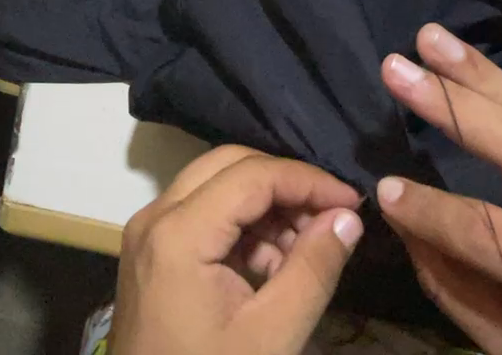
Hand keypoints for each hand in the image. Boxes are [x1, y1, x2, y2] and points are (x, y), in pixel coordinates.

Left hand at [112, 145, 364, 354]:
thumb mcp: (272, 336)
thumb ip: (312, 270)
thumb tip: (347, 217)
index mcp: (179, 232)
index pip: (252, 176)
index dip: (307, 181)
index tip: (353, 201)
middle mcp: (155, 215)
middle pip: (229, 166)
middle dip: (284, 185)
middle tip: (330, 216)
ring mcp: (148, 232)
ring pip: (215, 185)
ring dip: (264, 205)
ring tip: (306, 249)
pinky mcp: (151, 251)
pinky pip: (201, 213)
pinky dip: (241, 226)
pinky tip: (274, 264)